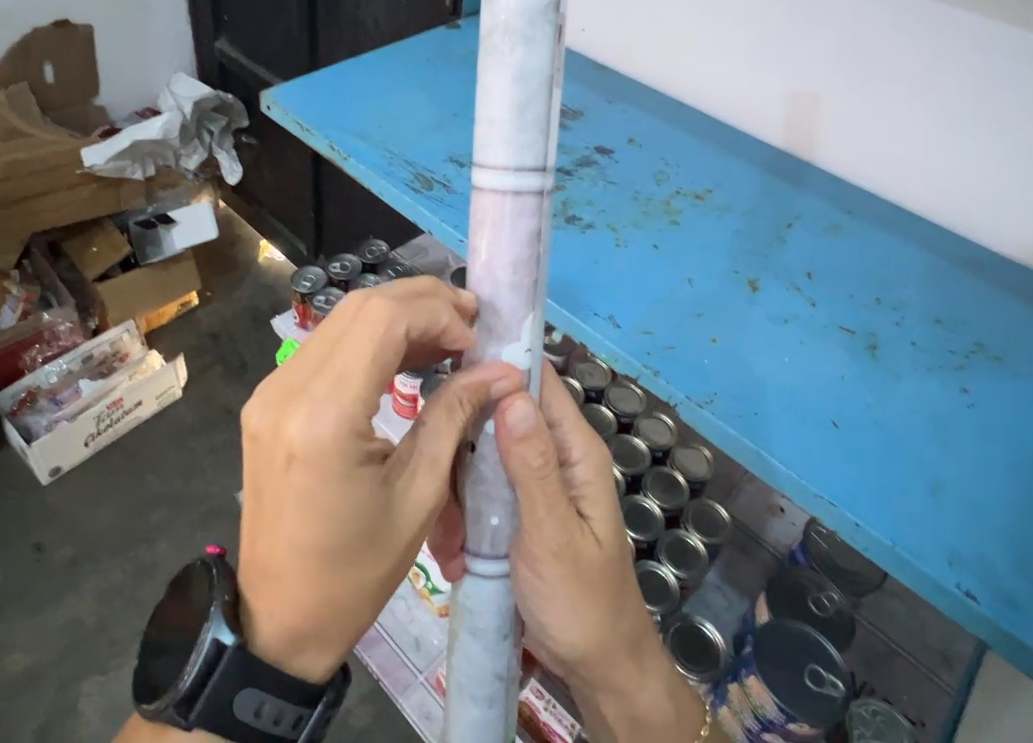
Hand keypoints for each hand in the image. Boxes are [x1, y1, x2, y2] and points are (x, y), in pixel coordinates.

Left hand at [237, 277, 523, 683]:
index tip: (475, 340)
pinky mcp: (269, 400)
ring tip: (447, 337)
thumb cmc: (356, 570)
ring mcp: (270, 391)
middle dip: (421, 303)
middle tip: (470, 324)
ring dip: (396, 316)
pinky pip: (324, 347)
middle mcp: (287, 389)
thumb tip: (504, 370)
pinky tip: (405, 357)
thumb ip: (455, 416)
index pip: (382, 320)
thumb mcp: (419, 496)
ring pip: (340, 320)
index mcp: (324, 416)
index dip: (436, 315)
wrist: (280, 616)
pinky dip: (369, 339)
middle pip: (360, 307)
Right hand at [428, 360, 705, 742]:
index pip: (538, 383)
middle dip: (462, 446)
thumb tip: (510, 391)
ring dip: (456, 494)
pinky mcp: (514, 516)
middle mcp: (554, 458)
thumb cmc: (581, 601)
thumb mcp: (554, 534)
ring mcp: (531, 488)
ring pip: (480, 461)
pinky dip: (461, 521)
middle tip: (436, 484)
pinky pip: (478, 497)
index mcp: (575, 452)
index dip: (497, 366)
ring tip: (448, 539)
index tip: (448, 369)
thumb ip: (532, 465)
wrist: (595, 668)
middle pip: (497, 420)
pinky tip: (455, 556)